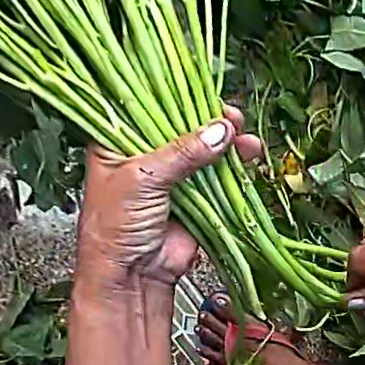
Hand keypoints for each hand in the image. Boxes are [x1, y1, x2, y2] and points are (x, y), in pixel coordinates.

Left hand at [77, 107, 262, 289]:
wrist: (134, 274)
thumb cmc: (116, 224)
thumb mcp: (144, 178)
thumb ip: (183, 153)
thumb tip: (220, 131)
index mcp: (120, 142)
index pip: (148, 107)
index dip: (176, 96)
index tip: (202, 90)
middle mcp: (148, 156)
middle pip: (184, 128)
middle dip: (210, 121)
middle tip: (231, 115)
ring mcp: (176, 179)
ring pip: (206, 154)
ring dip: (229, 145)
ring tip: (247, 138)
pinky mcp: (199, 200)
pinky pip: (221, 181)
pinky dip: (236, 171)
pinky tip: (249, 158)